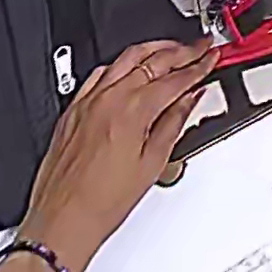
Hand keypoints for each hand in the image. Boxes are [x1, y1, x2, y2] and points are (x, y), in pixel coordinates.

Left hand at [13, 40, 218, 270]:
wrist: (59, 226)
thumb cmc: (100, 204)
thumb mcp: (152, 163)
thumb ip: (175, 122)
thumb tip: (191, 99)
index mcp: (134, 110)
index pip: (177, 78)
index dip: (200, 65)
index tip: (212, 57)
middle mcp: (111, 98)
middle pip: (157, 59)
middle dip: (185, 50)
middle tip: (201, 46)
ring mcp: (90, 101)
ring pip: (129, 56)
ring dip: (156, 48)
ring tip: (173, 47)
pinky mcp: (73, 108)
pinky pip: (101, 72)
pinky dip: (122, 63)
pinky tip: (131, 65)